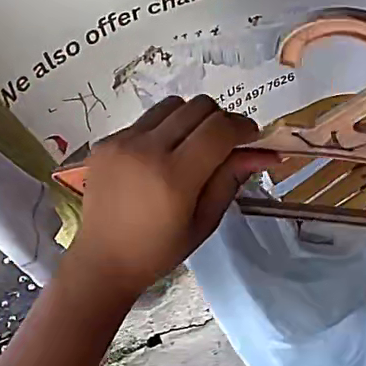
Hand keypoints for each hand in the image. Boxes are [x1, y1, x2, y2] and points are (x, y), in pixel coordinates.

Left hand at [62, 96, 276, 300]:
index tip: (252, 137)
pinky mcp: (106, 142)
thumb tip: (261, 152)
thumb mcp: (204, 221)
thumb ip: (230, 179)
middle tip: (226, 143)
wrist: (103, 260)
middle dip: (221, 120)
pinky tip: (162, 157)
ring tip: (193, 146)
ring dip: (192, 119)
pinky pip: (146, 120)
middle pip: (199, 107)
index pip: (219, 129)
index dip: (243, 127)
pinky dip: (163, 130)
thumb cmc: (158, 250)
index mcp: (175, 176)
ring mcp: (122, 142)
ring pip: (172, 105)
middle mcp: (146, 150)